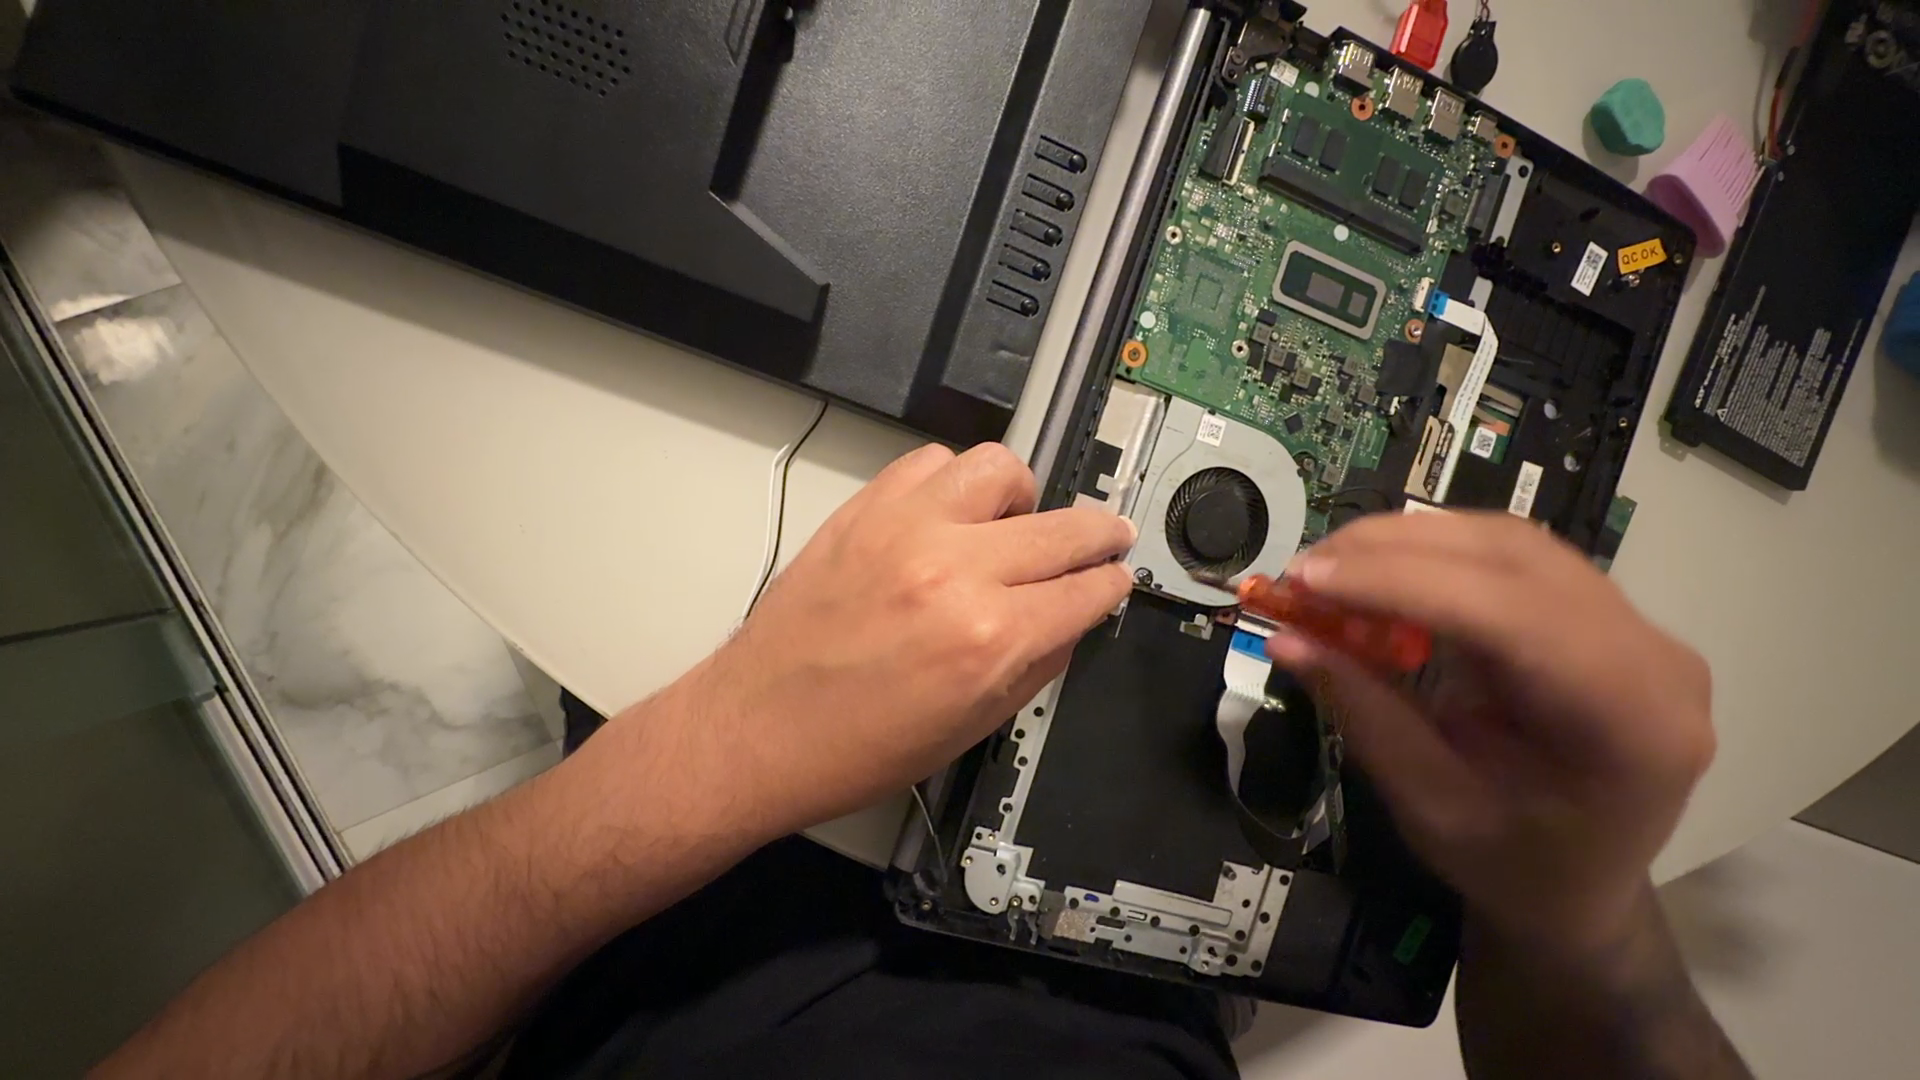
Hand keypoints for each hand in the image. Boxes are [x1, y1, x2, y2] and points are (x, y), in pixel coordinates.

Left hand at [653, 443, 1134, 839]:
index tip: (1117, 577)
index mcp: (989, 639)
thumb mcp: (972, 727)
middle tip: (1107, 537)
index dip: (1112, 584)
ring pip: (1000, 469)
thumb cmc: (859, 747)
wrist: (757, 728)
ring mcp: (905, 529)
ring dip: (1025, 496)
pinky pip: (931, 464)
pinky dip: (955, 483)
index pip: (1085, 592)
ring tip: (1016, 523)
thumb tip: (1074, 615)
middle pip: (1062, 528)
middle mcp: (954, 571)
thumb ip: (1038, 663)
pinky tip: (952, 513)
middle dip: (1100, 534)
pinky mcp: (864, 510)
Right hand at [1265, 511, 1714, 958]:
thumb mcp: (1426, 803)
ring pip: (1505, 541)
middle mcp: (1650, 654)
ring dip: (1404, 543)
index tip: (1305, 578)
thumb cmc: (1510, 864)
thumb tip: (1283, 638)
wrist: (1580, 886)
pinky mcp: (1592, 610)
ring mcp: (1630, 624)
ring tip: (1328, 570)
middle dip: (1391, 550)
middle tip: (1302, 571)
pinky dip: (1427, 554)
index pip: (1512, 614)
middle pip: (1512, 556)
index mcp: (1631, 723)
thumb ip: (1361, 711)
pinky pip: (1503, 555)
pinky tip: (1377, 576)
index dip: (1401, 583)